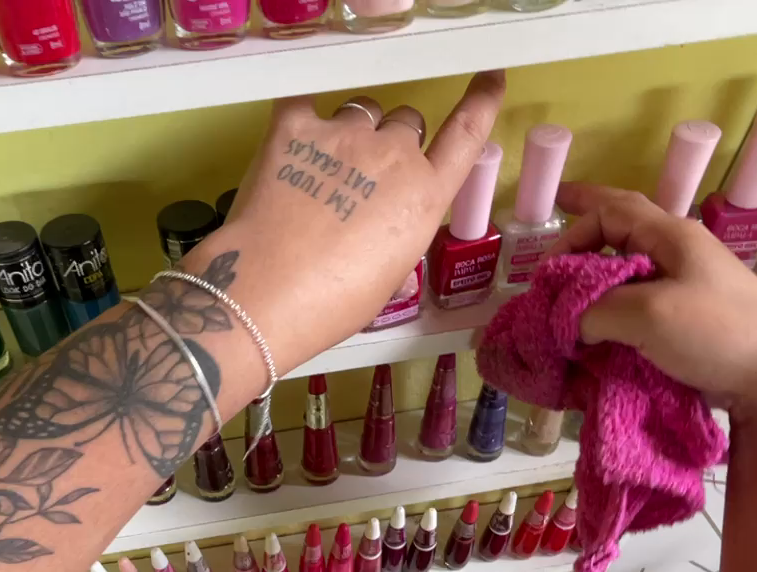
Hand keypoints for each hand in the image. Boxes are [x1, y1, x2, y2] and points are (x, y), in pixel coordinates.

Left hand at [198, 72, 506, 367]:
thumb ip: (397, 240)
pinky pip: (305, 102)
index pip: (465, 135)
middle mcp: (393, 155)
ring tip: (324, 173)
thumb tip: (384, 240)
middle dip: (390, 146)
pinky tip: (291, 148)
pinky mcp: (294, 126)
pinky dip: (302, 119)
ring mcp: (344, 134)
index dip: (481, 103)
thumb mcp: (385, 281)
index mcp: (423, 199)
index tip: (489, 80)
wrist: (267, 295)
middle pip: (405, 125)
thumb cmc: (331, 305)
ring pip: (360, 112)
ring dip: (351, 132)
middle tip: (361, 182)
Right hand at [549, 184, 756, 412]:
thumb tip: (566, 321)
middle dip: (579, 245)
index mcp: (671, 236)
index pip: (611, 210)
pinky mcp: (685, 320)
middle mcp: (677, 254)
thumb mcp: (646, 315)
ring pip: (623, 274)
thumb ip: (593, 310)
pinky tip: (593, 335)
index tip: (544, 270)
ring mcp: (683, 288)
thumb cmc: (716, 332)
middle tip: (549, 271)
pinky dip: (606, 315)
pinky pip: (634, 307)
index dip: (572, 228)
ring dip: (590, 286)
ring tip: (564, 310)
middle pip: (617, 235)